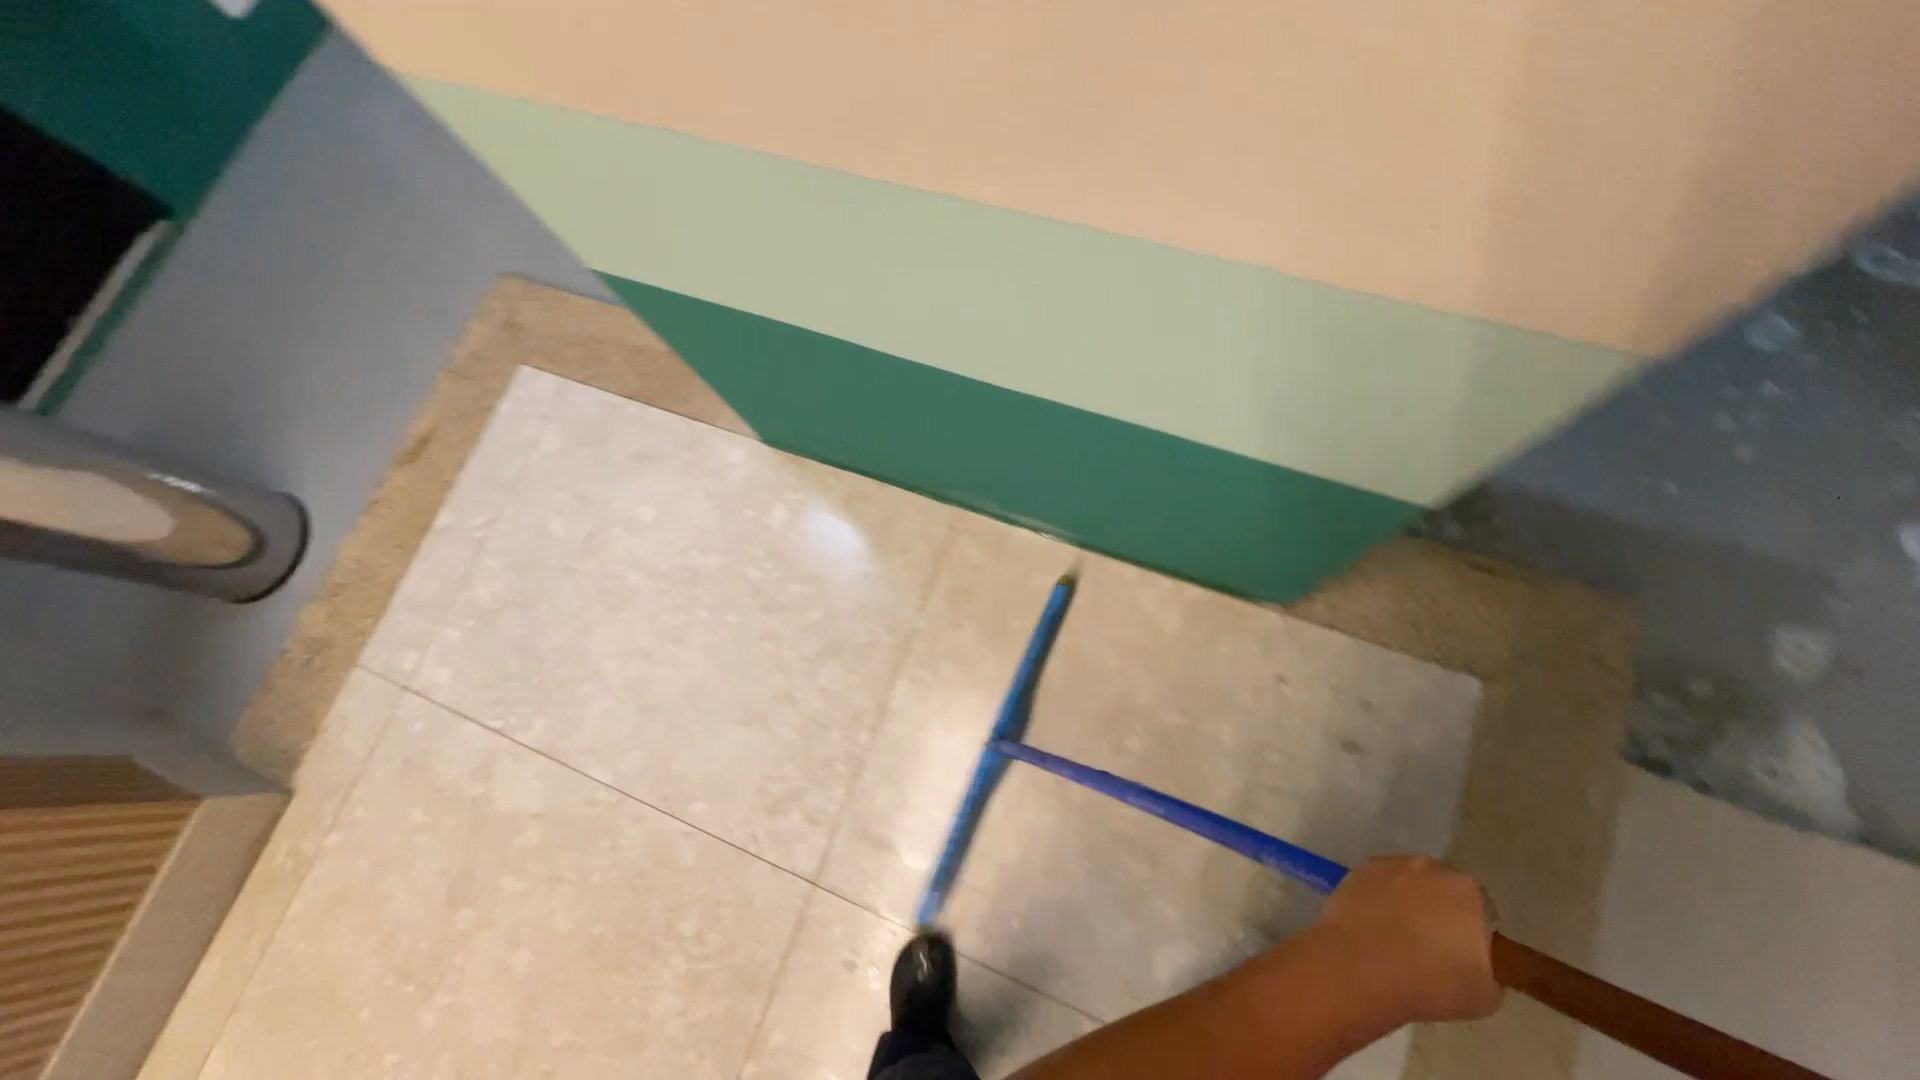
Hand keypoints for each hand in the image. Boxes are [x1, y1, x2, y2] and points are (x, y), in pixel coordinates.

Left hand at [1316, 855, 1502, 1023]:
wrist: (1361, 969)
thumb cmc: (1431, 983)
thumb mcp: (1485, 996)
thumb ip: (1489, 972)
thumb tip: (1476, 965)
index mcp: (1467, 891)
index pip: (1480, 908)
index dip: (1473, 931)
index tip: (1463, 954)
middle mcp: (1427, 868)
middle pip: (1440, 889)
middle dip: (1438, 910)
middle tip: (1429, 944)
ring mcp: (1387, 866)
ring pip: (1405, 884)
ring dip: (1405, 902)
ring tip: (1394, 936)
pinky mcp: (1355, 873)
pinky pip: (1375, 887)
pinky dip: (1375, 901)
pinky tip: (1371, 926)